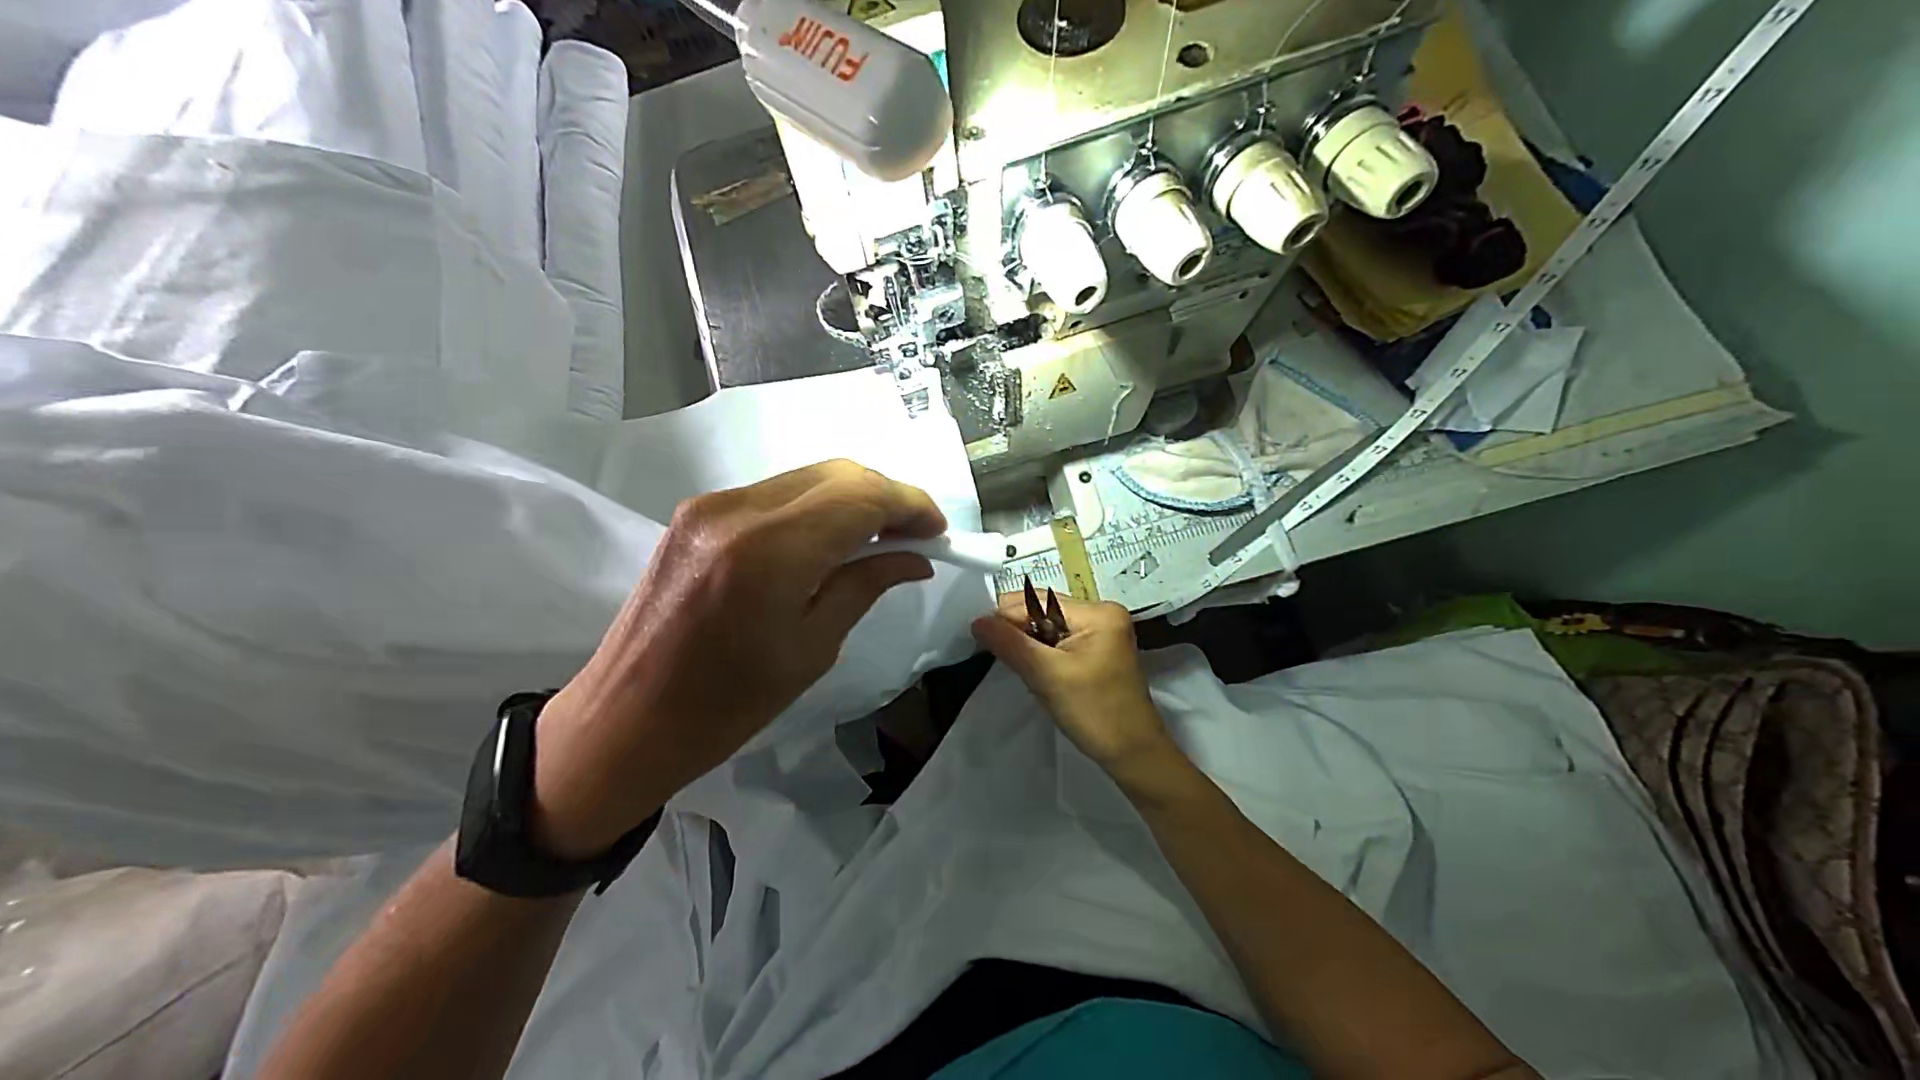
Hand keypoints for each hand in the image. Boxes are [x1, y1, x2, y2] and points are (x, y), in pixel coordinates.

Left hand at [532, 460, 946, 857]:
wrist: (627, 718)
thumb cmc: (727, 705)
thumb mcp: (812, 649)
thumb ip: (865, 586)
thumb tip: (914, 558)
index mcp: (772, 551)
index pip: (862, 496)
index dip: (910, 505)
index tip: (938, 531)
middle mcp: (739, 510)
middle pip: (837, 473)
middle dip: (885, 496)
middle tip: (914, 536)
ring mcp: (711, 505)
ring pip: (807, 477)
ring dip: (851, 499)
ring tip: (878, 539)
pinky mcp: (696, 512)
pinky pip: (775, 492)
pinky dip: (814, 506)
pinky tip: (828, 540)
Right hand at [970, 594, 1178, 776]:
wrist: (1134, 754)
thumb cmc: (1095, 713)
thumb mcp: (1047, 676)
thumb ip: (1010, 644)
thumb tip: (977, 621)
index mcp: (1098, 611)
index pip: (1036, 602)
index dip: (1004, 618)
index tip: (978, 639)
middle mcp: (1102, 613)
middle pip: (1042, 610)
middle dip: (1016, 631)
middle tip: (994, 654)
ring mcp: (1101, 632)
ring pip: (1047, 627)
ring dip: (1027, 644)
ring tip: (1016, 666)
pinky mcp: (1097, 651)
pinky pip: (1058, 641)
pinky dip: (1041, 653)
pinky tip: (1034, 671)